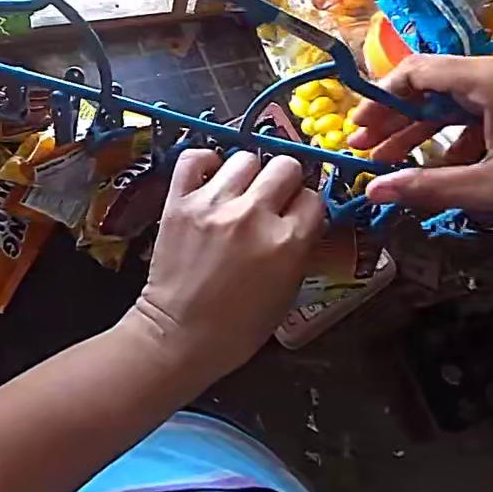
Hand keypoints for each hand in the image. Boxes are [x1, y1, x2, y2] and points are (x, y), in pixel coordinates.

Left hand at [122, 149, 325, 378]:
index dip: (307, 205)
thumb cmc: (238, 325)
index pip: (313, 197)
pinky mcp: (179, 201)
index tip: (297, 213)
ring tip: (239, 192)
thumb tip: (301, 216)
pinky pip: (194, 158)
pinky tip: (210, 177)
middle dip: (285, 181)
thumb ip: (299, 247)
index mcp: (286, 242)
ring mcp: (212, 205)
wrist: (180, 333)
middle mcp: (252, 215)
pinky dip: (205, 162)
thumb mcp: (287, 290)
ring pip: (244, 158)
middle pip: (284, 166)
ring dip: (247, 174)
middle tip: (273, 198)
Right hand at [348, 48, 492, 246]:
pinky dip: (473, 136)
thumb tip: (372, 192)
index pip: (418, 72)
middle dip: (400, 123)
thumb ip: (429, 186)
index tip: (356, 130)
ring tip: (404, 166)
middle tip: (368, 153)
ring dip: (435, 134)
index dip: (380, 100)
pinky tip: (459, 167)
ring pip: (470, 102)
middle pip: (440, 88)